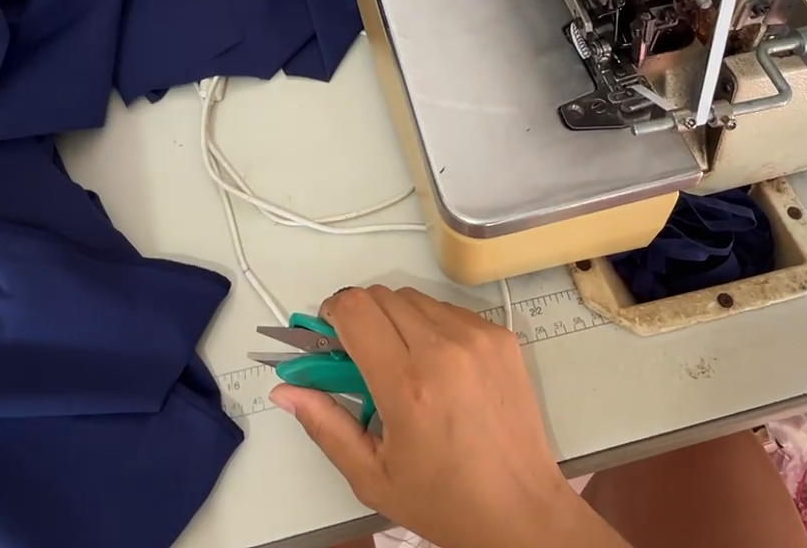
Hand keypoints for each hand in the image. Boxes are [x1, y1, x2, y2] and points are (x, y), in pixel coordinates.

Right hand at [272, 287, 620, 547]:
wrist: (521, 509)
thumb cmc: (444, 500)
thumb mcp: (373, 476)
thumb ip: (325, 425)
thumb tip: (285, 389)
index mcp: (406, 384)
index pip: (355, 309)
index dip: (332, 312)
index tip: (328, 332)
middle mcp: (443, 349)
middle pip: (381, 295)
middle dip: (360, 315)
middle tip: (359, 352)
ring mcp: (477, 337)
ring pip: (414, 297)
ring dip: (396, 318)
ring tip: (401, 361)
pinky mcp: (500, 336)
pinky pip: (449, 309)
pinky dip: (432, 325)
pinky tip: (437, 364)